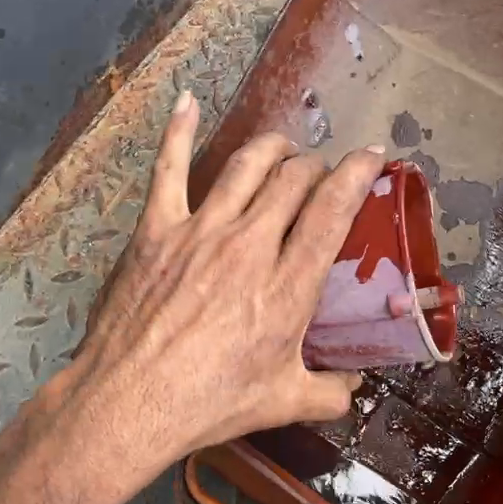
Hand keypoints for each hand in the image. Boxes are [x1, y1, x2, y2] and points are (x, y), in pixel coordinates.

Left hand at [56, 90, 384, 479]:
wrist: (130, 402)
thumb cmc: (210, 403)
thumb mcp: (284, 401)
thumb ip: (330, 391)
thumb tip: (354, 386)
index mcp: (289, 285)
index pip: (333, 210)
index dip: (358, 173)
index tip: (372, 156)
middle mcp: (251, 245)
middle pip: (293, 179)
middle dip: (314, 166)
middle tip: (318, 175)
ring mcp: (201, 231)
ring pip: (246, 165)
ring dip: (271, 147)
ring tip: (283, 147)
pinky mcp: (157, 229)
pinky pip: (169, 167)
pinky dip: (179, 131)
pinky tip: (188, 100)